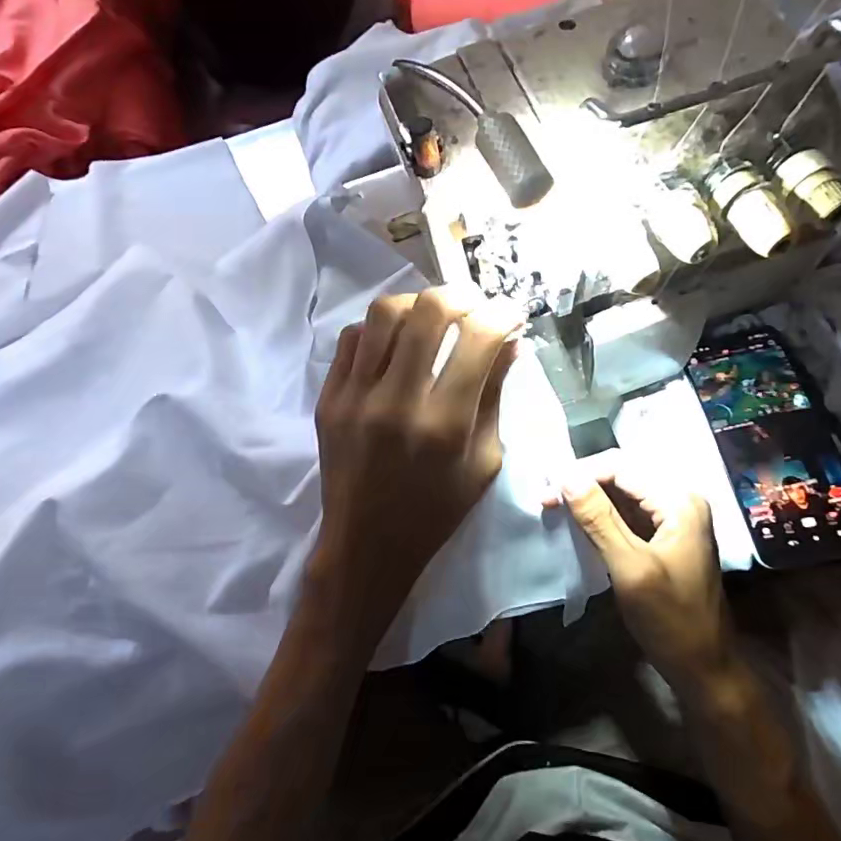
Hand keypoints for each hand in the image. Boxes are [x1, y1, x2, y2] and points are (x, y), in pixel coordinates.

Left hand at [310, 286, 524, 639]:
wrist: (366, 545)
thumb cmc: (436, 512)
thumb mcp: (483, 463)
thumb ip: (495, 398)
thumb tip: (512, 344)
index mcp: (444, 425)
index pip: (477, 340)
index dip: (502, 314)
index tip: (511, 315)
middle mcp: (397, 402)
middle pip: (428, 311)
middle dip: (462, 296)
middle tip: (475, 306)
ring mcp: (354, 397)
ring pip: (384, 313)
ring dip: (418, 304)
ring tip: (434, 318)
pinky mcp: (328, 398)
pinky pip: (353, 338)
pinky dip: (381, 329)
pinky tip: (396, 344)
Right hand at [550, 450, 733, 691]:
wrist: (704, 666)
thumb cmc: (670, 620)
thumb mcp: (630, 568)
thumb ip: (598, 519)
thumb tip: (565, 476)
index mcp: (680, 501)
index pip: (622, 467)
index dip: (581, 473)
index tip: (545, 490)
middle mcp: (682, 500)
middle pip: (625, 474)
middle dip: (584, 482)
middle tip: (547, 498)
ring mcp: (676, 518)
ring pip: (625, 492)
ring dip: (591, 497)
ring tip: (555, 506)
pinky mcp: (667, 535)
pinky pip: (631, 512)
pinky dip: (604, 514)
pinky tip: (580, 521)